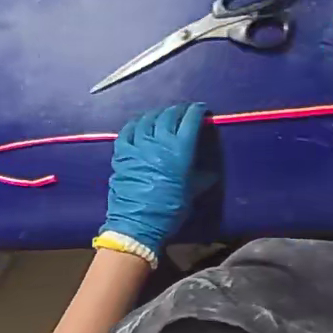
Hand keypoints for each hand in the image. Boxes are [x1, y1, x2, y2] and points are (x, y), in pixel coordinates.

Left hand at [101, 103, 212, 255]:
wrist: (137, 223)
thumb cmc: (169, 210)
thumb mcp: (191, 193)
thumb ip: (200, 177)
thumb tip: (211, 172)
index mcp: (180, 150)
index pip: (190, 120)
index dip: (197, 111)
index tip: (200, 110)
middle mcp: (159, 141)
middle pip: (169, 115)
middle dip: (178, 110)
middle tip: (182, 111)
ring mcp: (138, 145)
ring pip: (147, 119)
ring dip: (157, 114)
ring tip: (161, 115)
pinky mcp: (121, 152)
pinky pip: (128, 130)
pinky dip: (135, 124)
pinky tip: (139, 123)